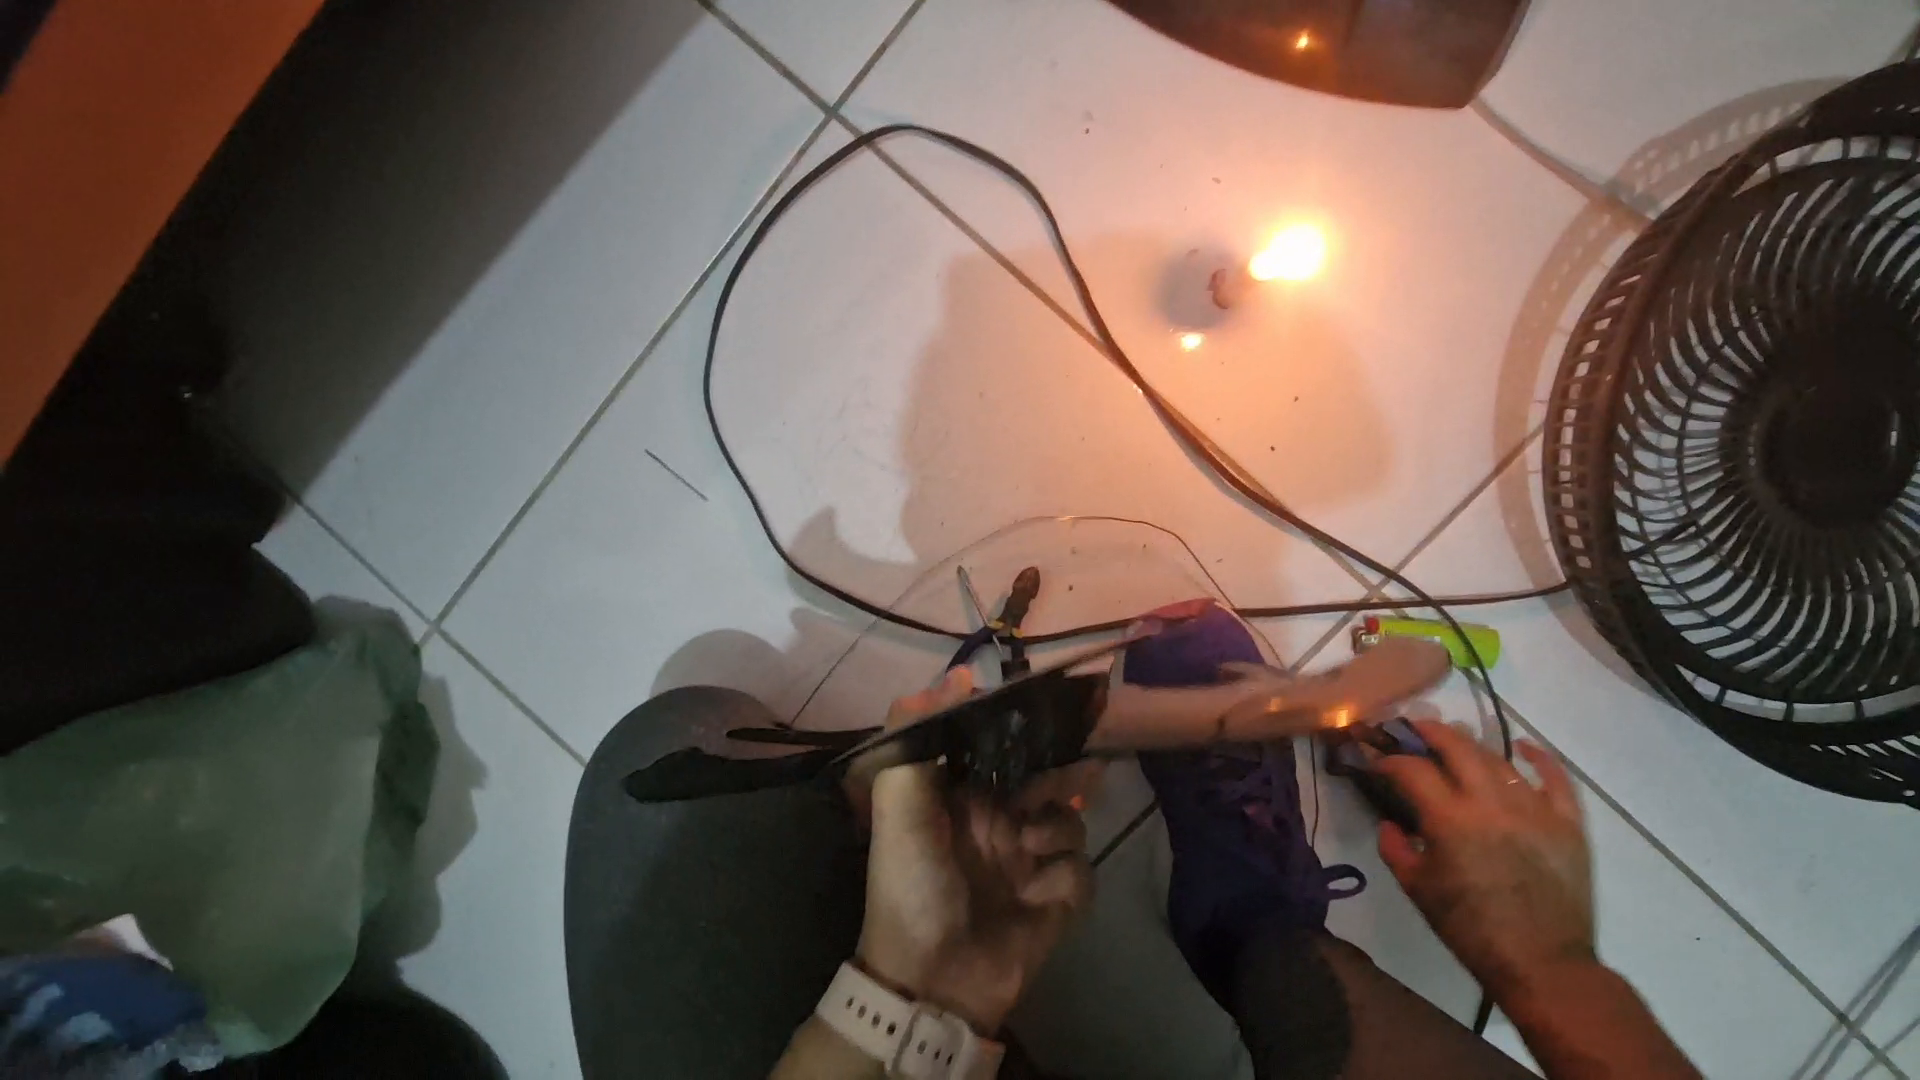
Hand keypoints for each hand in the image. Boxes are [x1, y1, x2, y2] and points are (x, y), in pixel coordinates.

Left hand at [855, 669, 1101, 1034]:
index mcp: (965, 796)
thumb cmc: (912, 883)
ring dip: (1055, 829)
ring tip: (1027, 849)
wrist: (931, 981)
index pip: (1006, 748)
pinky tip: (1036, 893)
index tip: (1052, 708)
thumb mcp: (898, 804)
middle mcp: (1001, 820)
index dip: (1028, 730)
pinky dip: (1063, 876)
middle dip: (1061, 770)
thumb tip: (952, 678)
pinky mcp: (1057, 898)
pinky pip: (1080, 868)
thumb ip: (914, 737)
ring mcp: (1031, 859)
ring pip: (1070, 818)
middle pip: (1049, 777)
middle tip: (1078, 763)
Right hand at [1373, 720, 1594, 1000]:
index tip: (1376, 762)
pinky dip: (1539, 758)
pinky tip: (1523, 747)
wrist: (1542, 963)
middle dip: (1429, 732)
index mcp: (1449, 819)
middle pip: (1456, 748)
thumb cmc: (1469, 927)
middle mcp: (1490, 803)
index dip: (1388, 759)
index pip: (1410, 769)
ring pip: (1497, 759)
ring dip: (1471, 744)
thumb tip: (1391, 822)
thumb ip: (1393, 846)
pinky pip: (1556, 779)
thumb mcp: (1415, 886)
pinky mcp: (1567, 824)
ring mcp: (1533, 810)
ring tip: (1455, 741)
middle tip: (1412, 729)